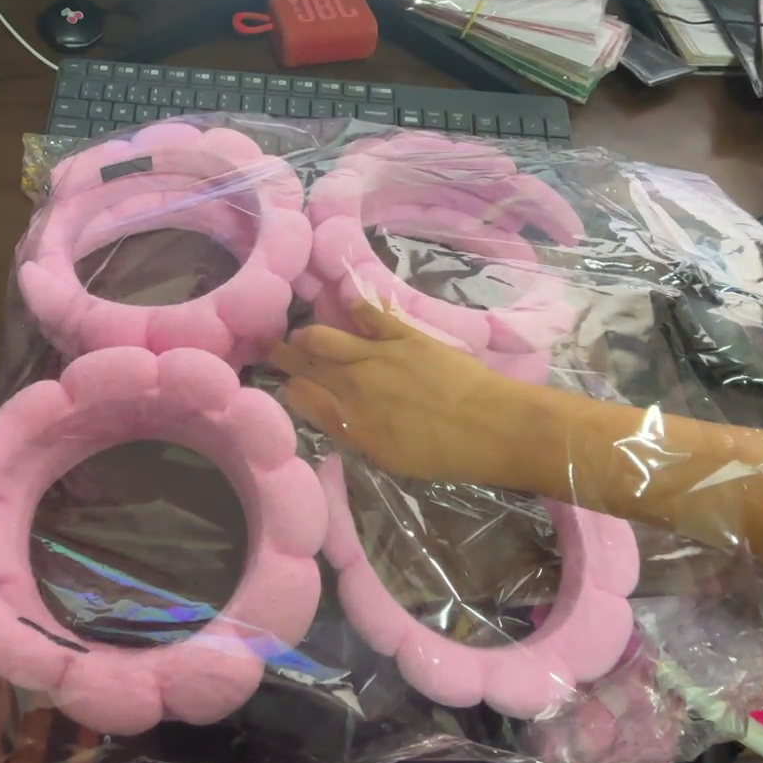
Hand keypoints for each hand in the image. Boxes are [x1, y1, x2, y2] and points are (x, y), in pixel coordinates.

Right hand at [269, 300, 535, 484]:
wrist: (494, 426)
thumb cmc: (443, 455)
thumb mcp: (387, 457)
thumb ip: (348, 431)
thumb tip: (319, 409)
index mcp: (349, 418)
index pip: (301, 394)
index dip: (287, 386)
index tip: (283, 382)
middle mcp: (354, 382)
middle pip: (307, 362)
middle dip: (283, 354)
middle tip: (268, 345)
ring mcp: (378, 354)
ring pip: (327, 337)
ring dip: (309, 334)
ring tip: (300, 333)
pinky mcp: (405, 335)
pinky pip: (371, 315)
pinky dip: (356, 309)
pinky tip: (347, 306)